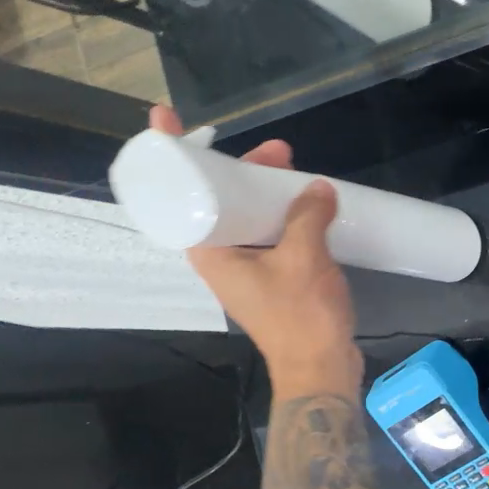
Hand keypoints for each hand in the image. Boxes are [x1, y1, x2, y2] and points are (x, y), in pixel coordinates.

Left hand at [149, 105, 361, 394]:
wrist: (321, 369)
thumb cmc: (301, 316)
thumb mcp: (306, 259)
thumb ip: (308, 218)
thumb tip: (318, 187)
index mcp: (208, 250)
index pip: (177, 192)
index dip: (173, 153)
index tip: (167, 119)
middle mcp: (218, 258)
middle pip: (217, 201)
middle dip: (242, 172)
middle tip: (277, 153)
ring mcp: (245, 273)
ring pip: (245, 221)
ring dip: (267, 197)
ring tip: (295, 177)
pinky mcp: (271, 285)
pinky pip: (268, 241)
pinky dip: (282, 222)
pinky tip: (307, 213)